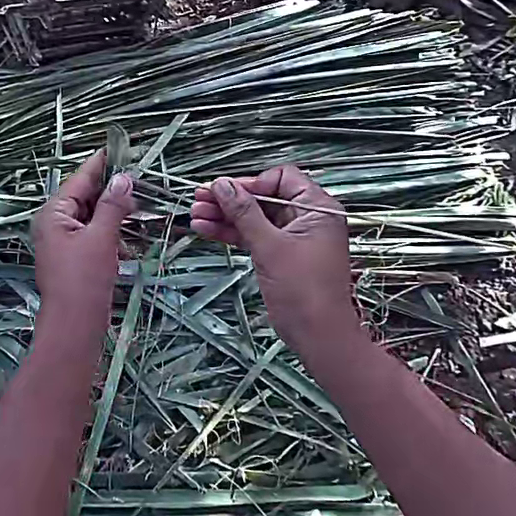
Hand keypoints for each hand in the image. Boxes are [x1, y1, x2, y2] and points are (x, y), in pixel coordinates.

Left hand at [31, 151, 135, 323]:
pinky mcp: (75, 258)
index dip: (100, 164)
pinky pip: (94, 235)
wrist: (74, 327)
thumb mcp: (101, 237)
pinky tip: (128, 238)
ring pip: (92, 217)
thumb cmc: (84, 279)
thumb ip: (112, 205)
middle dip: (111, 190)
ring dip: (113, 213)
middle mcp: (54, 224)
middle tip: (137, 178)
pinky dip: (111, 233)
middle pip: (85, 197)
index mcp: (53, 214)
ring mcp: (63, 242)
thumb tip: (122, 179)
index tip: (117, 148)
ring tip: (138, 205)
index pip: (79, 179)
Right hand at [189, 166, 357, 344]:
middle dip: (231, 199)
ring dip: (226, 216)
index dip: (252, 183)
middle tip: (201, 198)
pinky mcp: (281, 256)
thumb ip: (245, 213)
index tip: (225, 190)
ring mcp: (293, 238)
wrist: (319, 336)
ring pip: (255, 218)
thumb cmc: (307, 292)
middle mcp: (308, 219)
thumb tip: (223, 186)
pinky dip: (232, 233)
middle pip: (264, 197)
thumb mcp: (270, 247)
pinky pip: (254, 236)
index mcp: (318, 209)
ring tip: (197, 214)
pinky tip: (207, 229)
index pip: (281, 179)